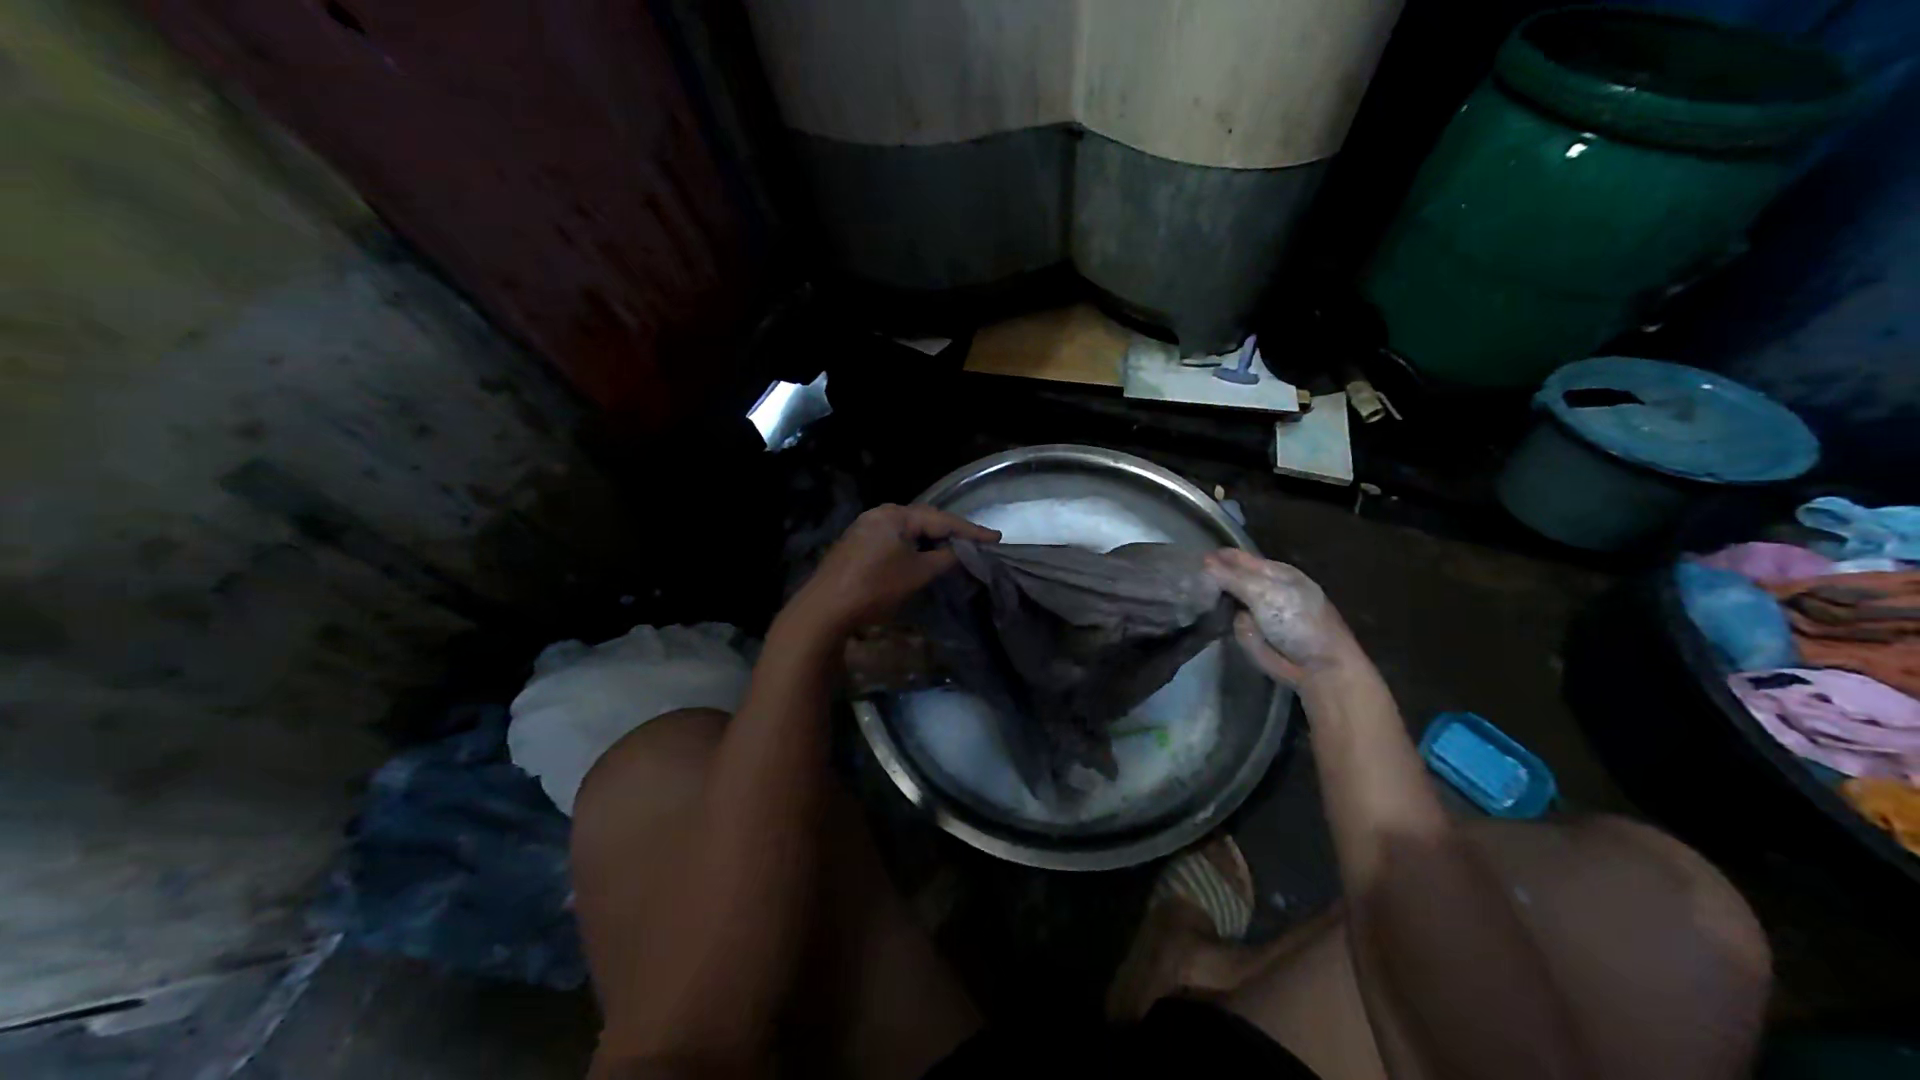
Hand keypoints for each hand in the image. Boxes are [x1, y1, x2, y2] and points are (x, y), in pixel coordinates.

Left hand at [779, 504, 999, 639]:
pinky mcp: (857, 544)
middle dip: (951, 531)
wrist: (825, 610)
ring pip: (908, 530)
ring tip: (956, 546)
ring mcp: (865, 528)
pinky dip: (914, 546)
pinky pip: (894, 539)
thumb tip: (962, 552)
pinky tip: (924, 554)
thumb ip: (945, 559)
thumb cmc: (875, 588)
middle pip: (924, 520)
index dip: (971, 531)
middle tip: (978, 541)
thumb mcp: (918, 574)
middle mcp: (879, 514)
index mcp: (895, 515)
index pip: (942, 520)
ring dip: (932, 539)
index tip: (996, 537)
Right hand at [1203, 549, 1361, 683]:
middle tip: (1185, 582)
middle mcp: (1262, 588)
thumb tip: (1203, 560)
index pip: (1238, 558)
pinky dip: (1220, 621)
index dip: (1216, 558)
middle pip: (1227, 578)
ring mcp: (1253, 611)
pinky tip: (1207, 619)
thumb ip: (1232, 576)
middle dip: (1210, 579)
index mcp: (1273, 571)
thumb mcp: (1264, 592)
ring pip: (1222, 599)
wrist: (1316, 667)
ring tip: (1193, 600)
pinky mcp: (1247, 633)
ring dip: (1212, 600)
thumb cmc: (1297, 621)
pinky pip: (1226, 620)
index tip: (1190, 561)